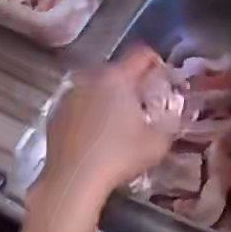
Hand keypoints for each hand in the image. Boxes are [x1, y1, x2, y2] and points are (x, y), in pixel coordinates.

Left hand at [34, 45, 174, 212]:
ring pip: (96, 85)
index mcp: (118, 78)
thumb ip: (171, 122)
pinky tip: (95, 132)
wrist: (74, 178)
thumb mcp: (158, 142)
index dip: (155, 61)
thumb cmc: (120, 156)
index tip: (162, 77)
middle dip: (131, 81)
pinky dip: (89, 109)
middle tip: (142, 102)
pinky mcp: (56, 111)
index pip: (141, 53)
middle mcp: (92, 77)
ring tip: (117, 119)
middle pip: (117, 68)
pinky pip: (79, 102)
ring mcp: (70, 93)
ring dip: (108, 95)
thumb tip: (174, 113)